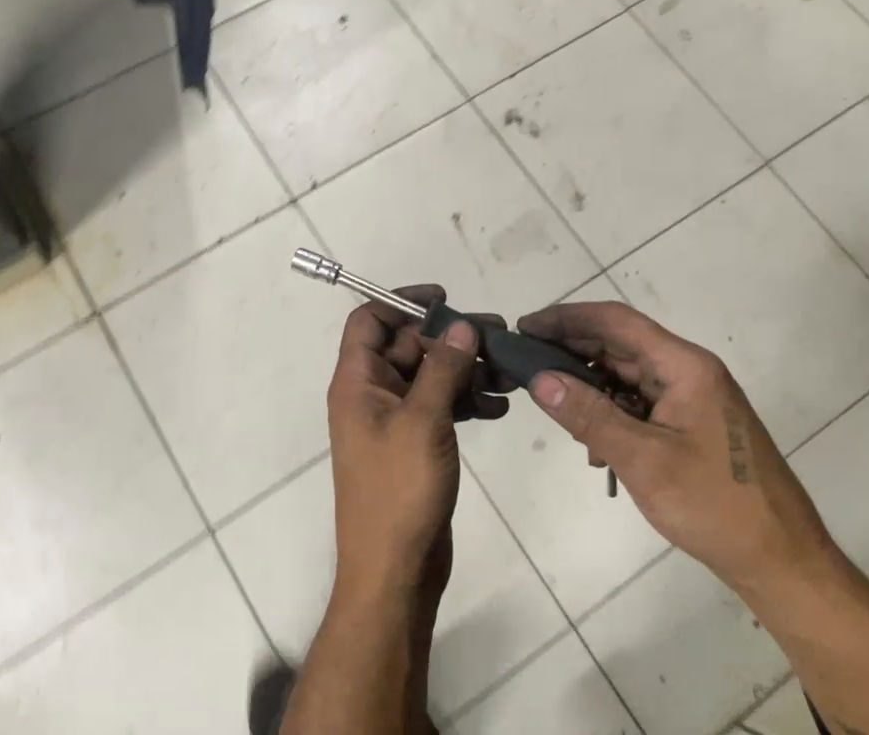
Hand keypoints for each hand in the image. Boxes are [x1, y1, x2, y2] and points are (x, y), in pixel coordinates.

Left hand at [325, 286, 504, 594]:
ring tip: (511, 374)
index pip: (369, 321)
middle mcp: (371, 394)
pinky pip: (440, 408)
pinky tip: (501, 408)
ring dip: (466, 371)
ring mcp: (393, 421)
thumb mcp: (422, 422)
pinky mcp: (415, 445)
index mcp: (357, 382)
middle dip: (450, 339)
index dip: (402, 302)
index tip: (446, 299)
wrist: (394, 569)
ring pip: (430, 377)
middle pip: (407, 347)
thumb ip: (442, 370)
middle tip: (499, 336)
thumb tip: (460, 324)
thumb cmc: (398, 491)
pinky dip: (467, 402)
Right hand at [516, 301, 838, 596]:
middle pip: (620, 345)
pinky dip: (609, 413)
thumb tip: (538, 379)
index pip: (616, 321)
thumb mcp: (643, 460)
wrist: (781, 560)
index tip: (523, 327)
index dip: (566, 318)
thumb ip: (588, 415)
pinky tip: (590, 442)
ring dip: (587, 386)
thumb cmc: (715, 505)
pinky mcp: (691, 426)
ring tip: (551, 406)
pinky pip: (639, 404)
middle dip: (570, 350)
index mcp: (685, 367)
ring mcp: (692, 400)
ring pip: (626, 376)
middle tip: (523, 363)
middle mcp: (690, 373)